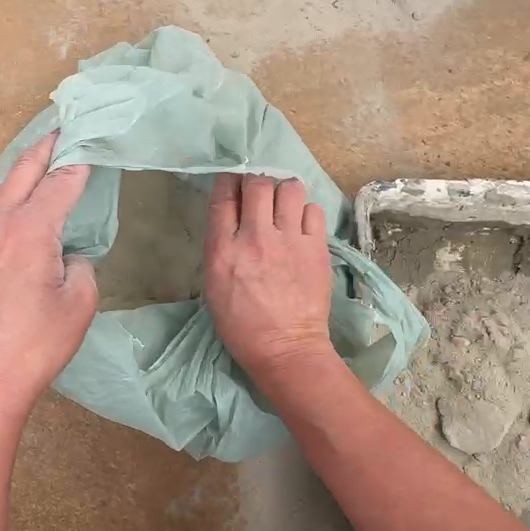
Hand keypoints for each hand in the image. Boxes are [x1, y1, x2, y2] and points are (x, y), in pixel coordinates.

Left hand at [0, 133, 96, 411]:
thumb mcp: (79, 302)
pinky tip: (13, 207)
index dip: (78, 165)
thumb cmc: (39, 342)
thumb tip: (67, 256)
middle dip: (43, 150)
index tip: (90, 146)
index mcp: (29, 230)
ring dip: (19, 173)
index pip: (59, 184)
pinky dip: (4, 201)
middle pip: (21, 173)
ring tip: (37, 161)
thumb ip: (80, 264)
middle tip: (61, 131)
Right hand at [203, 173, 333, 379]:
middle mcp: (255, 237)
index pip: (223, 196)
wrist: (285, 348)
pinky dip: (305, 211)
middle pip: (257, 183)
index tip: (231, 183)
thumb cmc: (241, 325)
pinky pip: (312, 209)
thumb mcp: (214, 286)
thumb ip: (220, 247)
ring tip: (282, 206)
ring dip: (283, 191)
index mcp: (223, 249)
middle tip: (258, 194)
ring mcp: (289, 240)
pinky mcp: (316, 247)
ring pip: (289, 188)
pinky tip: (300, 226)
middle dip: (255, 182)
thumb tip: (232, 221)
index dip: (227, 182)